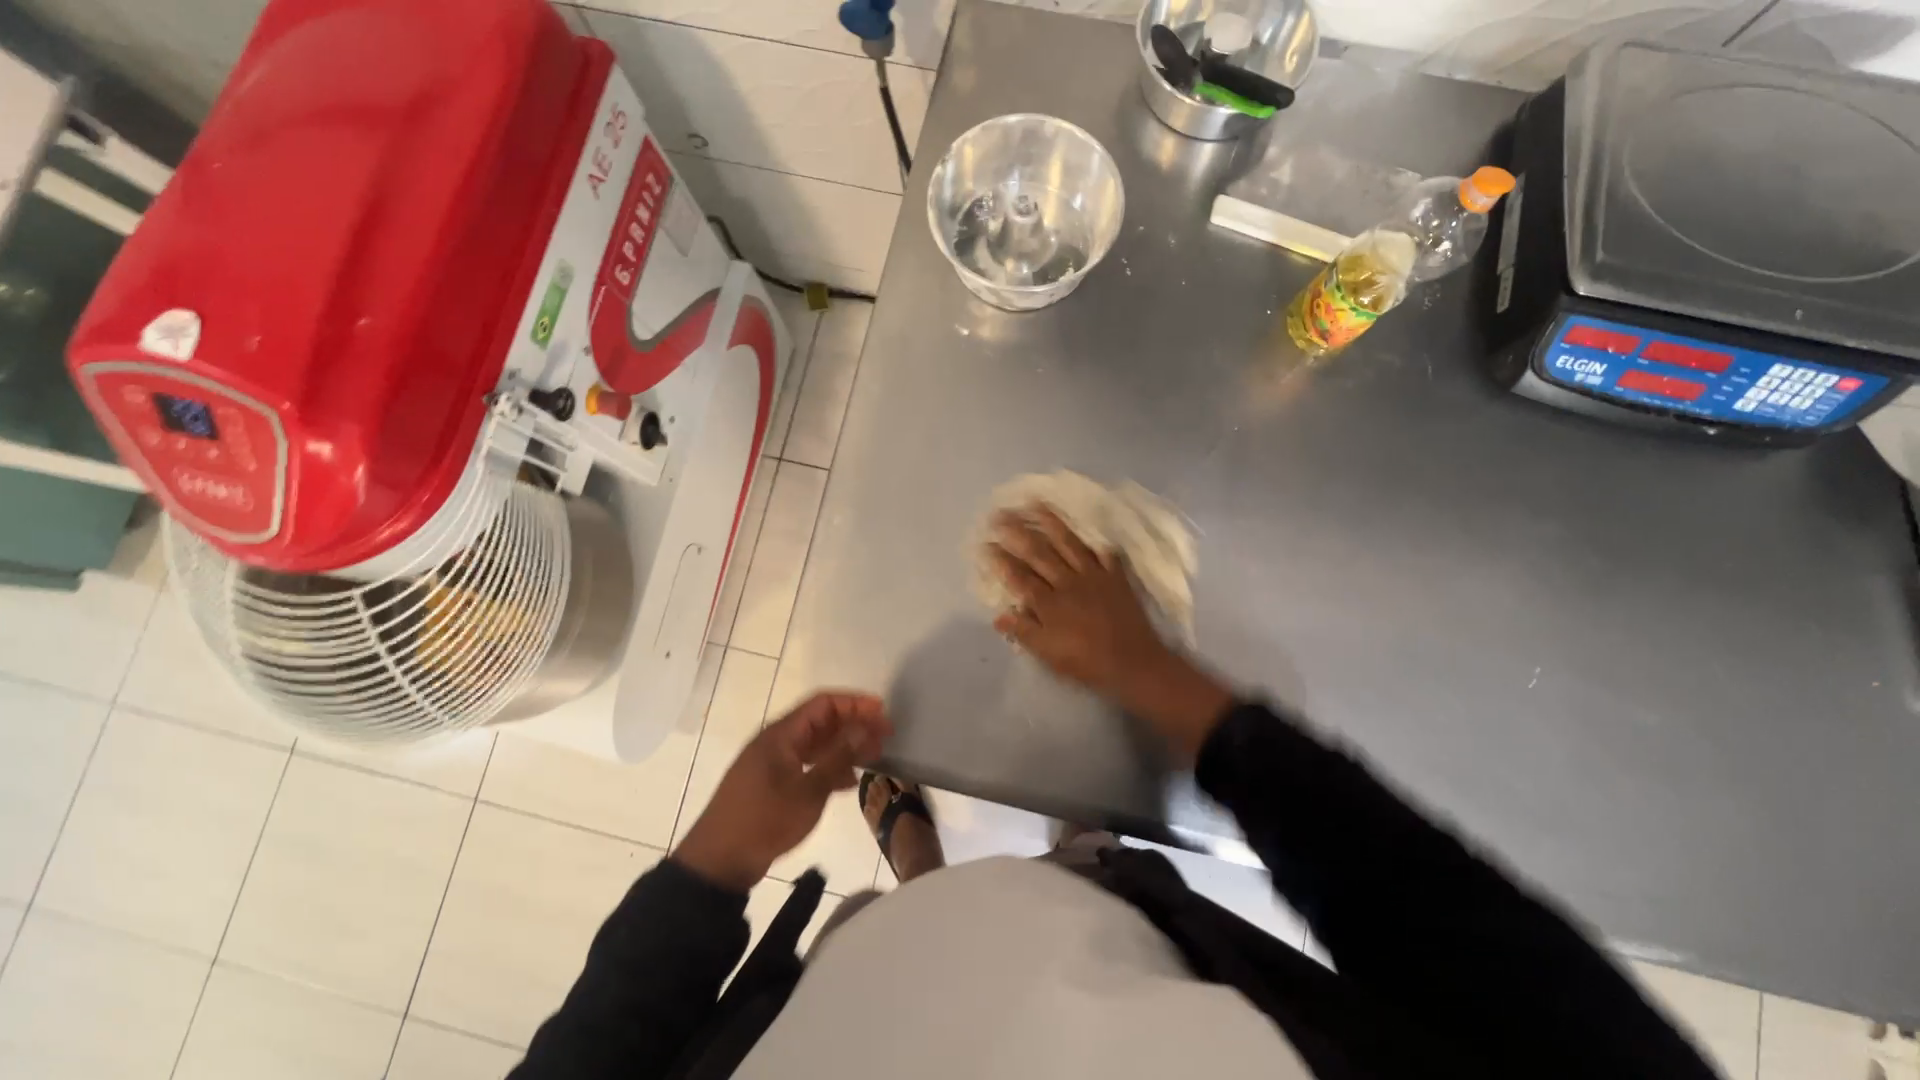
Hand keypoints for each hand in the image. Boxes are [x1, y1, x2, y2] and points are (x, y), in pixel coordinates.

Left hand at [674, 691, 891, 891]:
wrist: (719, 861)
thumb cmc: (764, 820)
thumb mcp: (808, 790)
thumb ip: (838, 756)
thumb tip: (865, 726)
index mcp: (780, 735)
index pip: (822, 704)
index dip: (854, 703)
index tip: (882, 711)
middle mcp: (776, 742)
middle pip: (820, 722)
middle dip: (853, 725)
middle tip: (885, 736)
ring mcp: (772, 764)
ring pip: (814, 745)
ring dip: (843, 747)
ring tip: (873, 757)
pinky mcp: (772, 786)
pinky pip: (806, 765)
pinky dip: (828, 768)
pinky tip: (848, 782)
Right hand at [986, 505, 1170, 696]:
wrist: (1132, 662)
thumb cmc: (1085, 662)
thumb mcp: (1047, 653)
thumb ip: (1023, 631)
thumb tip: (998, 615)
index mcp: (1048, 602)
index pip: (1018, 576)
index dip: (1000, 560)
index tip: (985, 543)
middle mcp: (1067, 582)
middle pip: (1039, 552)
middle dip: (1017, 532)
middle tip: (1000, 514)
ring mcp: (1093, 576)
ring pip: (1069, 543)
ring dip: (1051, 523)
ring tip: (1036, 503)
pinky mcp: (1116, 577)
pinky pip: (1104, 553)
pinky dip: (1095, 541)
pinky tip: (1088, 529)